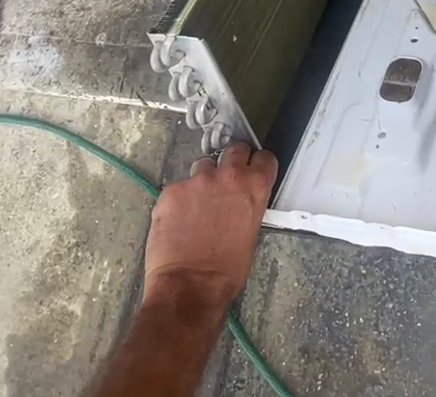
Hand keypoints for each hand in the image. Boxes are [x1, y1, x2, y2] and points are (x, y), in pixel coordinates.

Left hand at [141, 143, 278, 308]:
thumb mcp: (251, 232)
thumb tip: (239, 202)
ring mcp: (198, 180)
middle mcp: (230, 175)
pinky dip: (178, 200)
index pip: (264, 157)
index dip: (257, 164)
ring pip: (202, 166)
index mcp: (255, 186)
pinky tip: (176, 220)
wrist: (190, 286)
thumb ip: (247, 205)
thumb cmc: (226, 269)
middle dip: (231, 160)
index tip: (252, 170)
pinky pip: (177, 187)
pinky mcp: (171, 191)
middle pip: (235, 149)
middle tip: (225, 179)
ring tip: (196, 205)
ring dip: (202, 180)